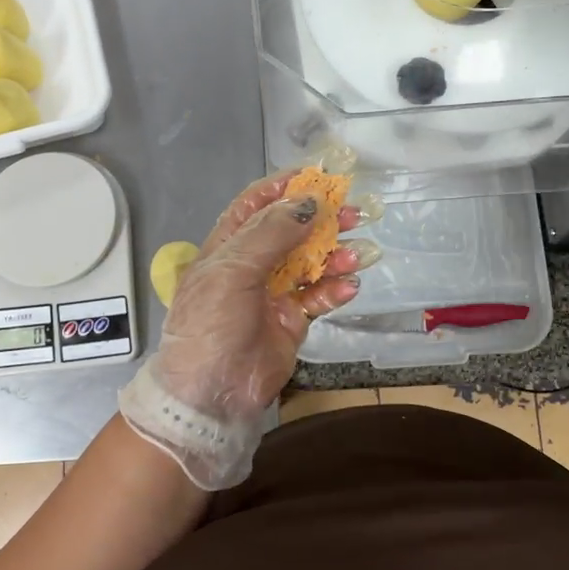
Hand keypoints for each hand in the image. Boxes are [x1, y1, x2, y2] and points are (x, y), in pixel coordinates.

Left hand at [117, 171, 369, 488]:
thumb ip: (272, 233)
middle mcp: (251, 265)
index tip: (319, 176)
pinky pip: (318, 297)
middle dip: (321, 219)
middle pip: (291, 231)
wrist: (210, 393)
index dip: (285, 188)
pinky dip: (335, 289)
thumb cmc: (210, 325)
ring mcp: (272, 294)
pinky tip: (350, 286)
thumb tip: (309, 201)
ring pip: (310, 263)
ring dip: (335, 254)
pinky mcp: (291, 322)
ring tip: (358, 253)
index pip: (256, 205)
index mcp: (227, 246)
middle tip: (354, 213)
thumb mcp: (234, 270)